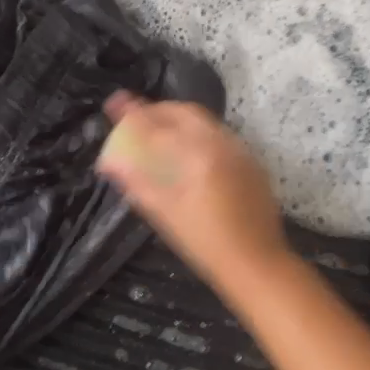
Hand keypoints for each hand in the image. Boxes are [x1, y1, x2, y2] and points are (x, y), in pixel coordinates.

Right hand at [96, 92, 289, 284]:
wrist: (258, 265)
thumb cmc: (206, 245)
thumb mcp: (166, 214)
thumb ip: (138, 181)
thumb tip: (111, 161)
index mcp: (197, 154)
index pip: (158, 123)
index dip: (132, 112)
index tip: (114, 103)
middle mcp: (220, 144)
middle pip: (184, 111)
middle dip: (158, 111)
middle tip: (138, 119)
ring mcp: (239, 151)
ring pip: (203, 121)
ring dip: (178, 120)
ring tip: (159, 135)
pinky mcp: (251, 162)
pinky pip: (219, 135)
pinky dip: (197, 134)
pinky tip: (188, 154)